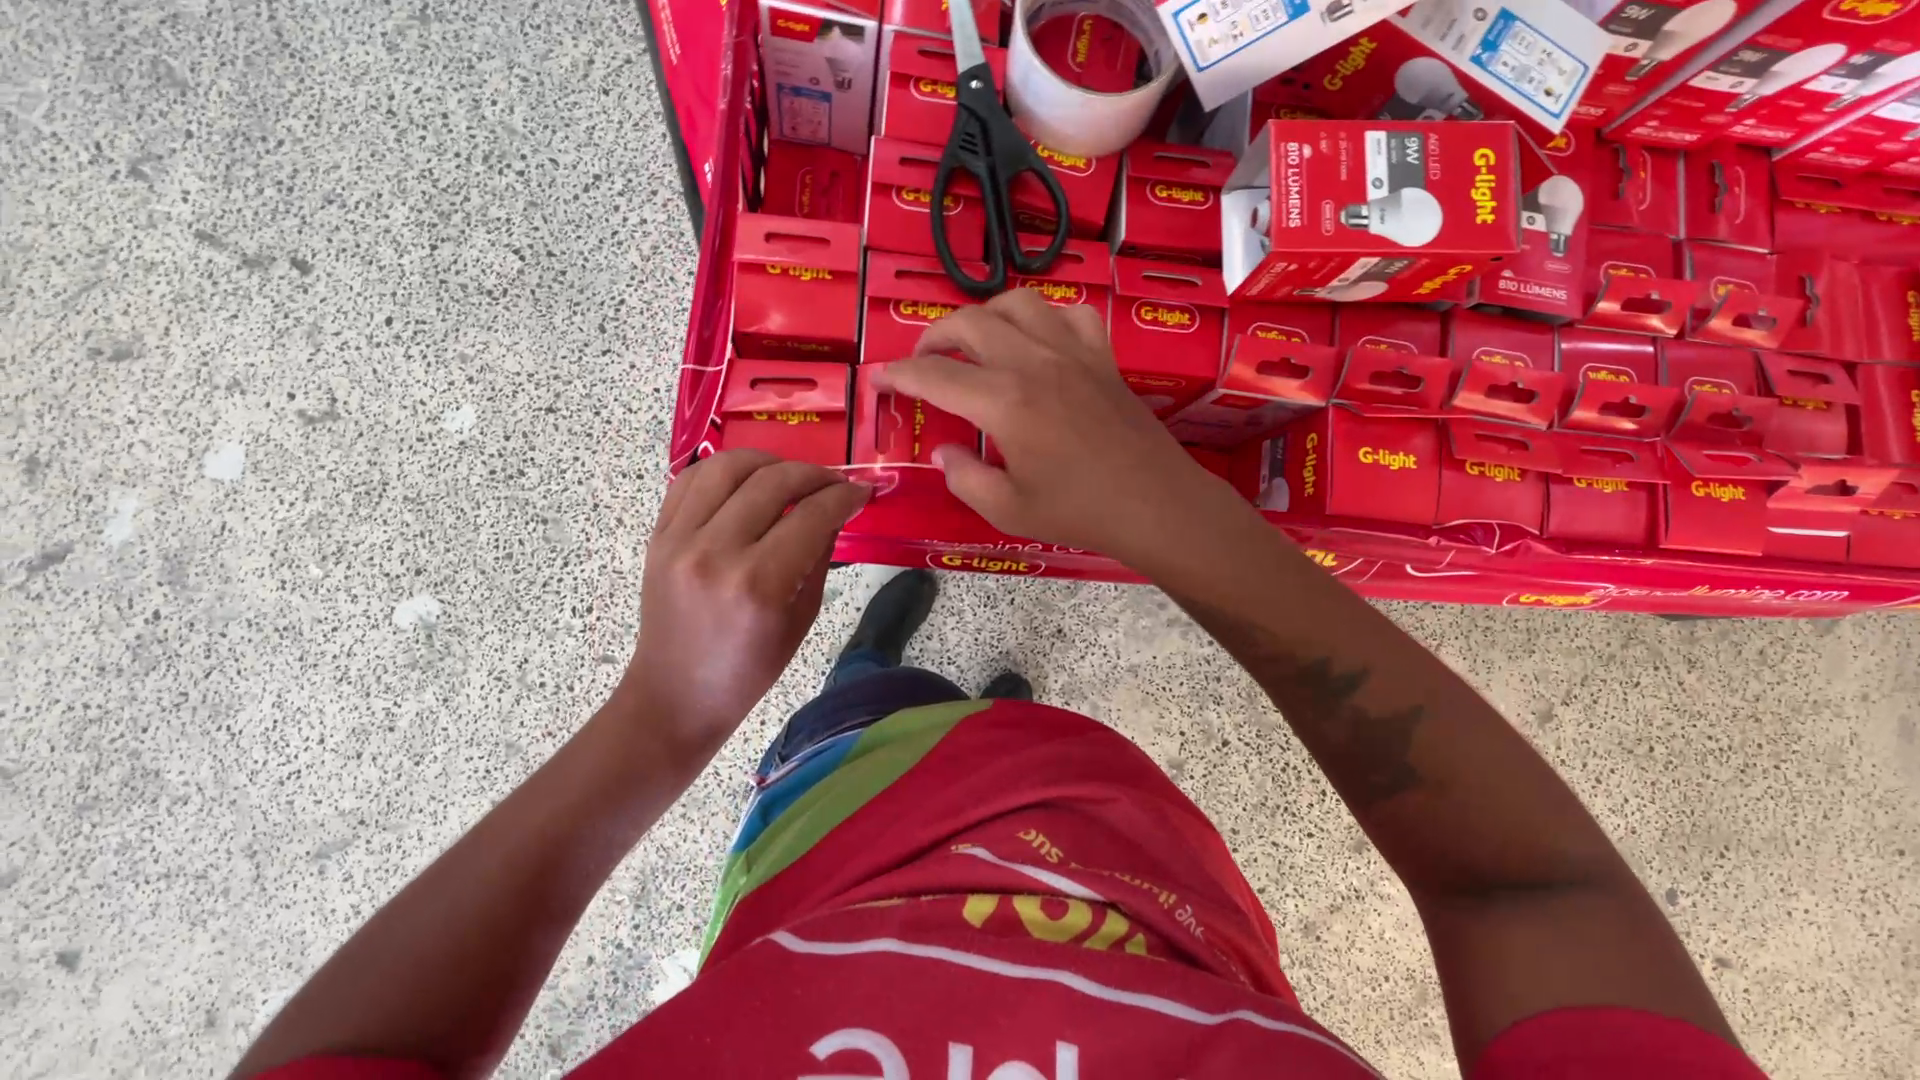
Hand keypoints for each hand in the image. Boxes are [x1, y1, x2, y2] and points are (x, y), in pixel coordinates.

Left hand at [625, 450, 869, 751]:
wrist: (676, 694)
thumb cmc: (748, 670)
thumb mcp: (801, 618)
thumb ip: (819, 556)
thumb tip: (834, 510)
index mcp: (759, 585)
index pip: (812, 516)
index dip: (844, 497)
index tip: (861, 492)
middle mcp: (716, 554)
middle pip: (773, 482)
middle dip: (815, 475)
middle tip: (834, 484)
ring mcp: (680, 540)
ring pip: (728, 466)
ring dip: (769, 462)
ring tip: (789, 476)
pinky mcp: (658, 536)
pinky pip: (690, 479)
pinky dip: (723, 470)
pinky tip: (746, 481)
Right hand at [873, 289, 1249, 561]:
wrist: (1155, 504)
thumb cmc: (1079, 512)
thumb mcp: (1007, 509)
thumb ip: (964, 477)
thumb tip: (944, 451)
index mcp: (1005, 401)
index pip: (935, 374)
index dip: (898, 373)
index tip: (879, 378)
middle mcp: (1034, 362)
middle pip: (969, 323)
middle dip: (933, 336)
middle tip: (922, 362)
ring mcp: (1073, 352)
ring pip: (1017, 303)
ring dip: (984, 315)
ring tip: (974, 341)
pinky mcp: (1103, 356)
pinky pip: (1069, 314)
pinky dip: (1045, 318)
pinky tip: (1038, 340)